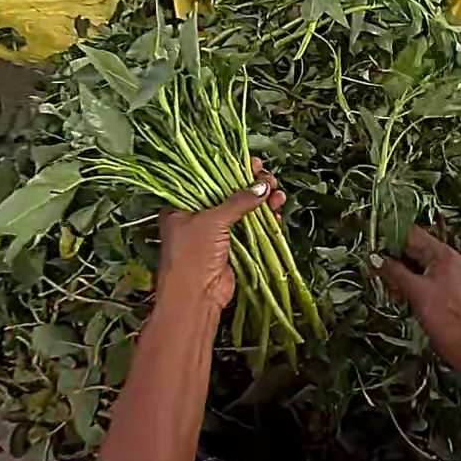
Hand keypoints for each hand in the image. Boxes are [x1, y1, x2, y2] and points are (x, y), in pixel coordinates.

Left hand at [156, 159, 282, 309]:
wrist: (195, 298)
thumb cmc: (192, 255)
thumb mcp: (212, 221)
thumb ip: (238, 201)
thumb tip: (262, 185)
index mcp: (183, 207)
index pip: (209, 179)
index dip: (231, 169)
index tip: (252, 163)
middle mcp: (199, 216)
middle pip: (230, 193)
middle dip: (252, 186)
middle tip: (269, 179)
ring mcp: (217, 232)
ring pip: (244, 210)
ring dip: (262, 201)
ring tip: (277, 194)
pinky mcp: (232, 246)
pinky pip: (252, 227)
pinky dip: (265, 219)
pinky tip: (276, 210)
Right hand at [372, 226, 460, 373]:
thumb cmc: (443, 315)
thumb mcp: (416, 290)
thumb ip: (394, 271)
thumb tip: (374, 257)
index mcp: (441, 253)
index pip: (412, 234)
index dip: (391, 236)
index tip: (371, 244)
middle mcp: (441, 259)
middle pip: (410, 249)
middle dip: (391, 258)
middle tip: (373, 268)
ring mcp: (439, 274)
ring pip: (411, 265)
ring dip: (396, 274)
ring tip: (387, 287)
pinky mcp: (436, 289)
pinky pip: (415, 278)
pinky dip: (404, 284)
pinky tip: (396, 296)